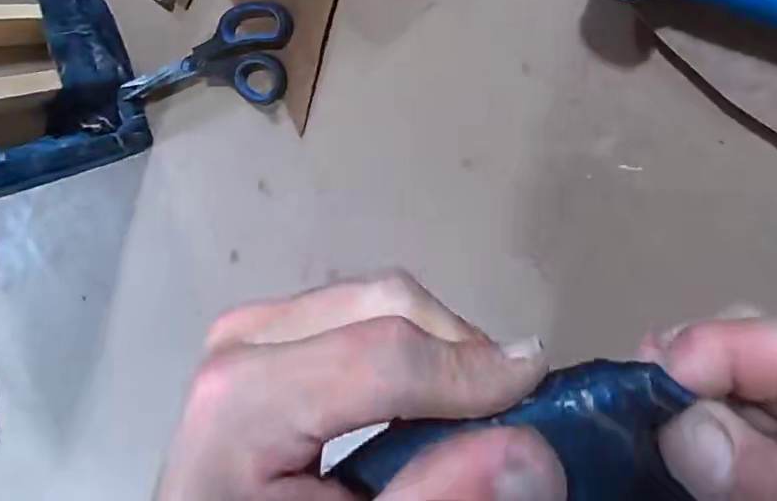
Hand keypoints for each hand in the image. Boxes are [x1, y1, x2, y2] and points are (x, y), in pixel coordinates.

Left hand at [159, 272, 566, 500]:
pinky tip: (424, 388)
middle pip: (387, 307)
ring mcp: (256, 324)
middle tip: (505, 401)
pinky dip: (411, 339)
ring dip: (439, 343)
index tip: (535, 380)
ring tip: (467, 401)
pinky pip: (366, 308)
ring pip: (384, 296)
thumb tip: (533, 452)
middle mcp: (243, 340)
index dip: (468, 369)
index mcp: (241, 401)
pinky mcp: (271, 325)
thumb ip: (436, 499)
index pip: (383, 358)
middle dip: (457, 350)